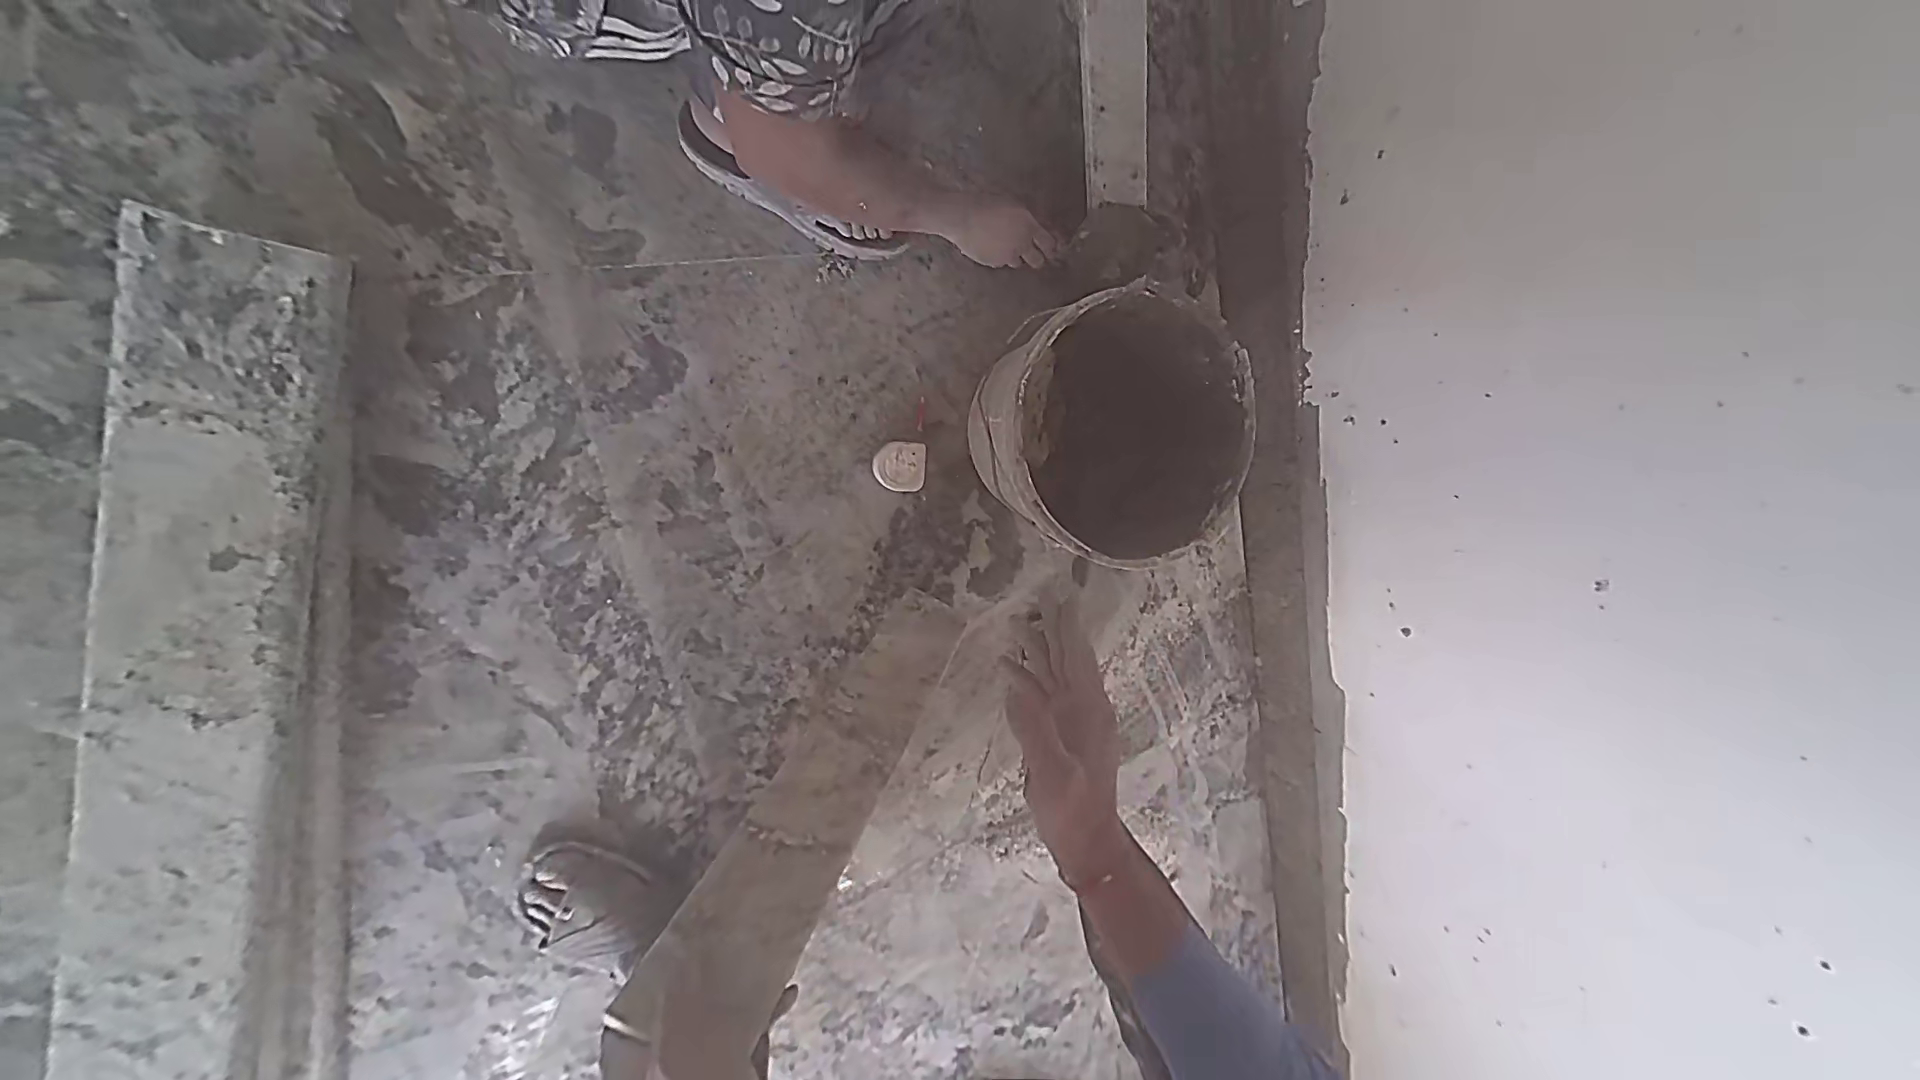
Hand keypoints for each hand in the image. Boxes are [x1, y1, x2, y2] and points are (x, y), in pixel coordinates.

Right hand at [938, 195, 1061, 267]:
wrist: (963, 216)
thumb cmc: (986, 203)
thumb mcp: (1013, 205)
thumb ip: (1026, 220)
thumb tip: (1034, 229)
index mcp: (1028, 227)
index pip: (1048, 243)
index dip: (1050, 248)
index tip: (1050, 250)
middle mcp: (1021, 245)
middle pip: (1037, 261)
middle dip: (1037, 259)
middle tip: (1032, 256)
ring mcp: (1007, 257)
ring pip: (1017, 263)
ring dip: (1014, 257)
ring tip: (1005, 247)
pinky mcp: (993, 264)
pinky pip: (1000, 263)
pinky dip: (998, 257)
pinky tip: (990, 246)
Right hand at [1000, 596, 1129, 888]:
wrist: (1085, 843)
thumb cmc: (1074, 810)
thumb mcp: (1055, 774)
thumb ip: (1036, 731)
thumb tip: (1015, 687)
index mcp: (1088, 710)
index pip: (1077, 658)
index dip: (1068, 628)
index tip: (1061, 599)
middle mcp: (1081, 707)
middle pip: (1065, 658)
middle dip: (1053, 629)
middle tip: (1040, 598)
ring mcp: (1069, 720)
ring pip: (1051, 674)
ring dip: (1036, 650)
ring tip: (1018, 623)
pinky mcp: (1055, 732)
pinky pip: (1039, 696)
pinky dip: (1025, 678)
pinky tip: (1009, 668)